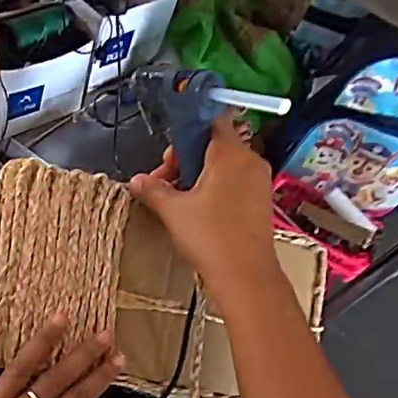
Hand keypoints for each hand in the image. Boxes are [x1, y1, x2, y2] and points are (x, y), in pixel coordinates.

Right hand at [129, 118, 283, 296]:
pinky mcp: (261, 202)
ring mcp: (259, 182)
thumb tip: (136, 180)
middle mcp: (250, 161)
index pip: (210, 122)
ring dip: (200, 177)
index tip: (169, 161)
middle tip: (166, 185)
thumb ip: (153, 190)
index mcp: (230, 153)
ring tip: (180, 202)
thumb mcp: (173, 211)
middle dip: (187, 161)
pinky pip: (236, 184)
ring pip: (225, 166)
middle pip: (215, 145)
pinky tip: (200, 213)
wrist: (245, 275)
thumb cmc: (210, 237)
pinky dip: (217, 190)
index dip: (186, 136)